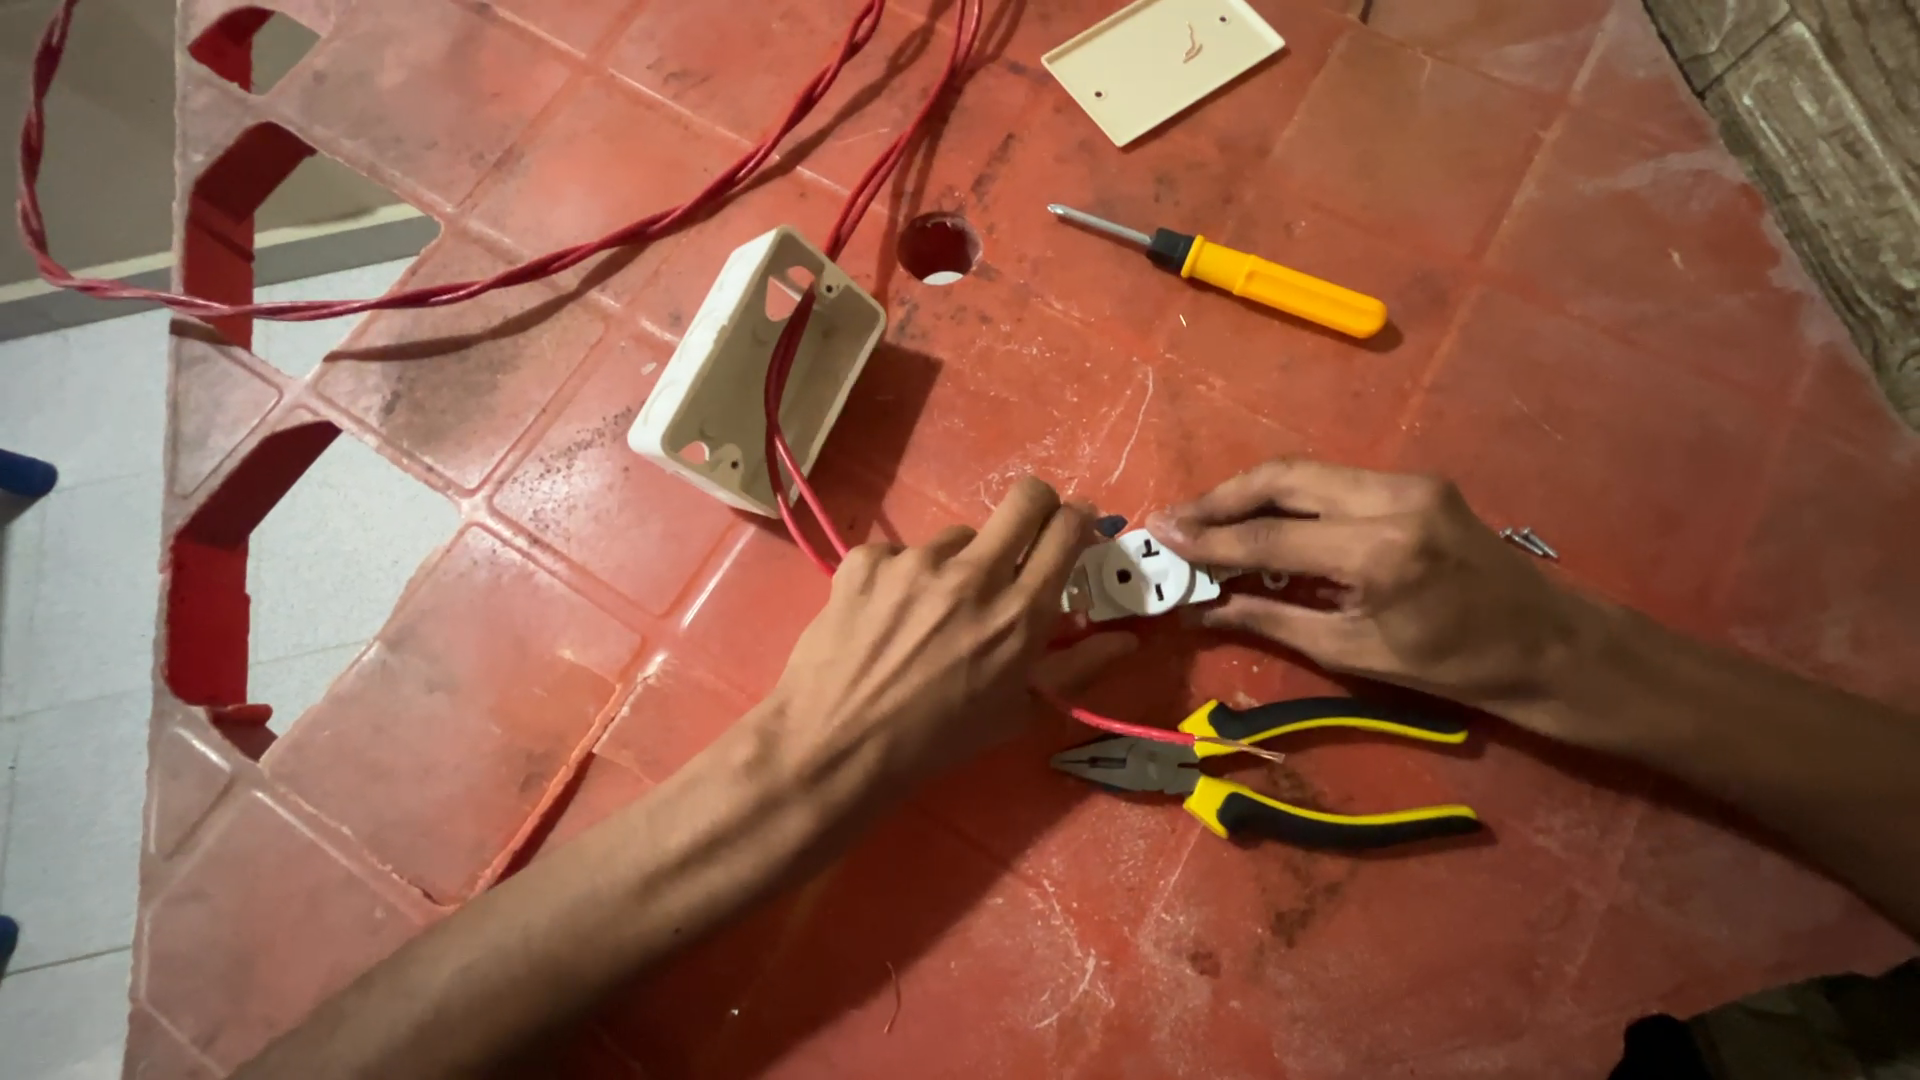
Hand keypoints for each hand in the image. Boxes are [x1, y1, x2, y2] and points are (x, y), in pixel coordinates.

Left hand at [762, 477, 1136, 796]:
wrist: (837, 744)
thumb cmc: (937, 738)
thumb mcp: (1016, 710)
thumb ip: (1075, 666)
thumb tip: (1125, 638)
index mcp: (1020, 613)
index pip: (1066, 531)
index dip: (1077, 520)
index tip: (1072, 526)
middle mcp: (974, 575)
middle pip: (1025, 497)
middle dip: (1036, 505)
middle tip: (1023, 533)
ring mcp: (916, 562)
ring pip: (955, 536)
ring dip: (957, 563)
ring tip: (929, 612)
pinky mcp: (867, 560)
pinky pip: (899, 554)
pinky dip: (900, 578)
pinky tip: (883, 617)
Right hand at [1149, 460, 1598, 722]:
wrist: (1552, 645)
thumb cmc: (1453, 667)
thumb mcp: (1352, 652)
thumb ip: (1269, 619)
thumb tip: (1202, 608)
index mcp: (1380, 553)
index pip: (1270, 538)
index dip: (1209, 539)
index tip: (1162, 535)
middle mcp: (1392, 500)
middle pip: (1281, 478)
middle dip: (1219, 497)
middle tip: (1175, 519)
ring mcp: (1407, 482)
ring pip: (1302, 470)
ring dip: (1246, 492)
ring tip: (1203, 517)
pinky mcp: (1413, 482)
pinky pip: (1329, 480)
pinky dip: (1283, 497)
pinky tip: (1257, 518)